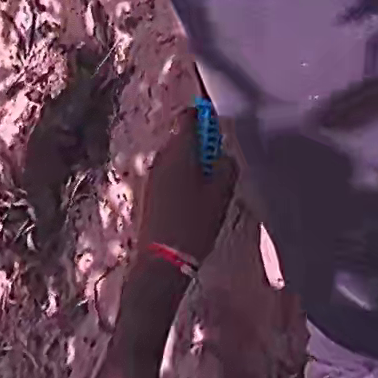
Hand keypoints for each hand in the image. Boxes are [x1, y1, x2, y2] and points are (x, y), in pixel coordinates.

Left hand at [136, 107, 237, 264]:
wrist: (161, 261)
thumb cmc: (194, 223)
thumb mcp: (220, 193)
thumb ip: (226, 165)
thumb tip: (223, 154)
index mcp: (179, 150)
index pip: (189, 116)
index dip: (205, 115)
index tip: (220, 128)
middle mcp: (162, 156)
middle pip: (182, 134)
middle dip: (202, 141)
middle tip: (221, 159)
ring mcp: (153, 173)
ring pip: (177, 153)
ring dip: (194, 159)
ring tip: (211, 181)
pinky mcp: (151, 190)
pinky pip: (170, 170)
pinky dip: (184, 173)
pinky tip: (196, 195)